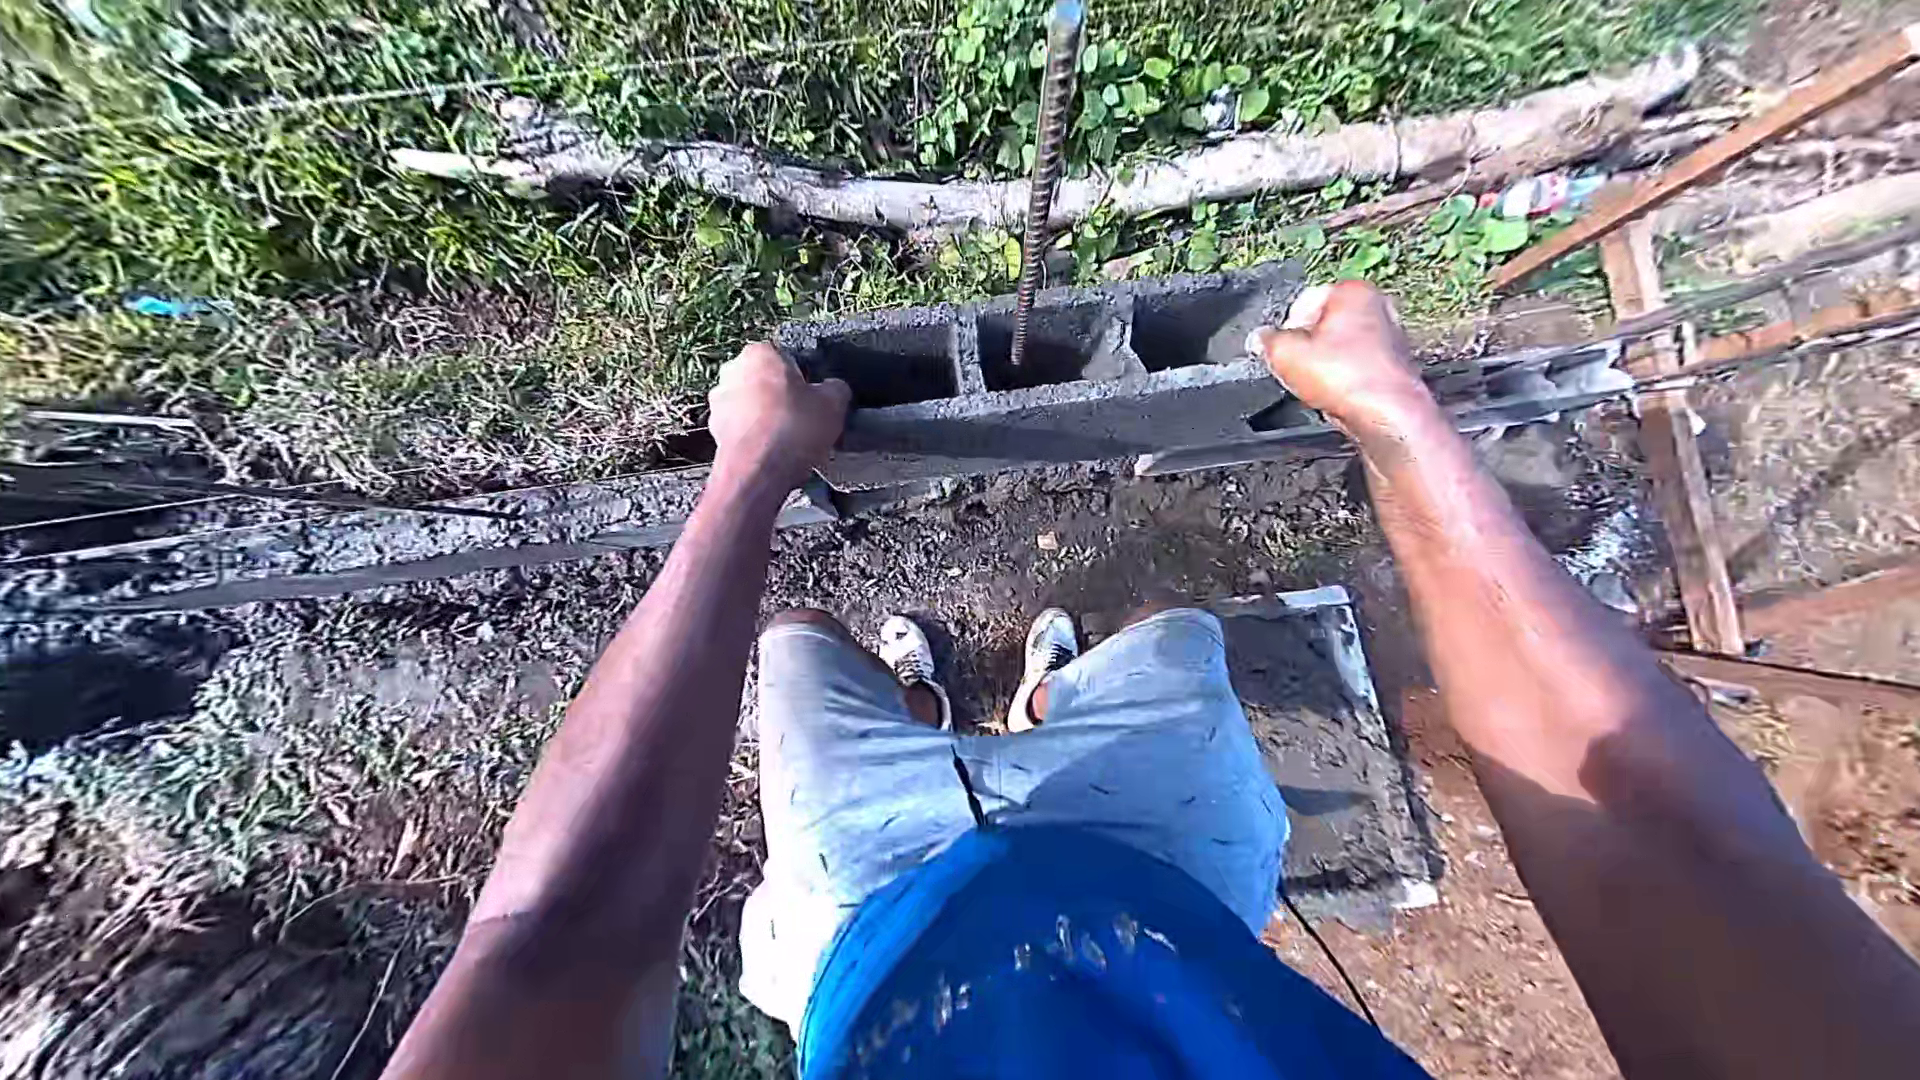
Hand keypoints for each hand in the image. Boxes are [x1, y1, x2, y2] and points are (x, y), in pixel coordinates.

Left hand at [707, 343, 850, 488]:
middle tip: (807, 421)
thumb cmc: (792, 429)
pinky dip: (758, 438)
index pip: (788, 358)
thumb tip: (835, 388)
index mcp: (760, 353)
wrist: (758, 472)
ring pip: (754, 406)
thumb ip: (837, 388)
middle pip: (768, 382)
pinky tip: (776, 453)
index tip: (817, 400)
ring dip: (770, 419)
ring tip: (792, 442)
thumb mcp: (834, 403)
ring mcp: (720, 402)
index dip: (806, 380)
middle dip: (785, 399)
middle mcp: (732, 371)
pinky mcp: (716, 431)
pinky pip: (745, 429)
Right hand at [1253, 281, 1437, 439]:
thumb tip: (1259, 339)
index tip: (1281, 349)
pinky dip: (1340, 376)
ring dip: (1322, 363)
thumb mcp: (1283, 354)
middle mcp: (1377, 304)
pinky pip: (1352, 364)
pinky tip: (1336, 391)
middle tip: (1297, 367)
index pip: (1302, 302)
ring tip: (1317, 383)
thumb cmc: (1345, 377)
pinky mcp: (1391, 361)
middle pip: (1321, 324)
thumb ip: (1265, 341)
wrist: (1384, 412)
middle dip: (1305, 345)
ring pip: (1337, 345)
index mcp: (1353, 291)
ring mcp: (1388, 333)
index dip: (1284, 328)